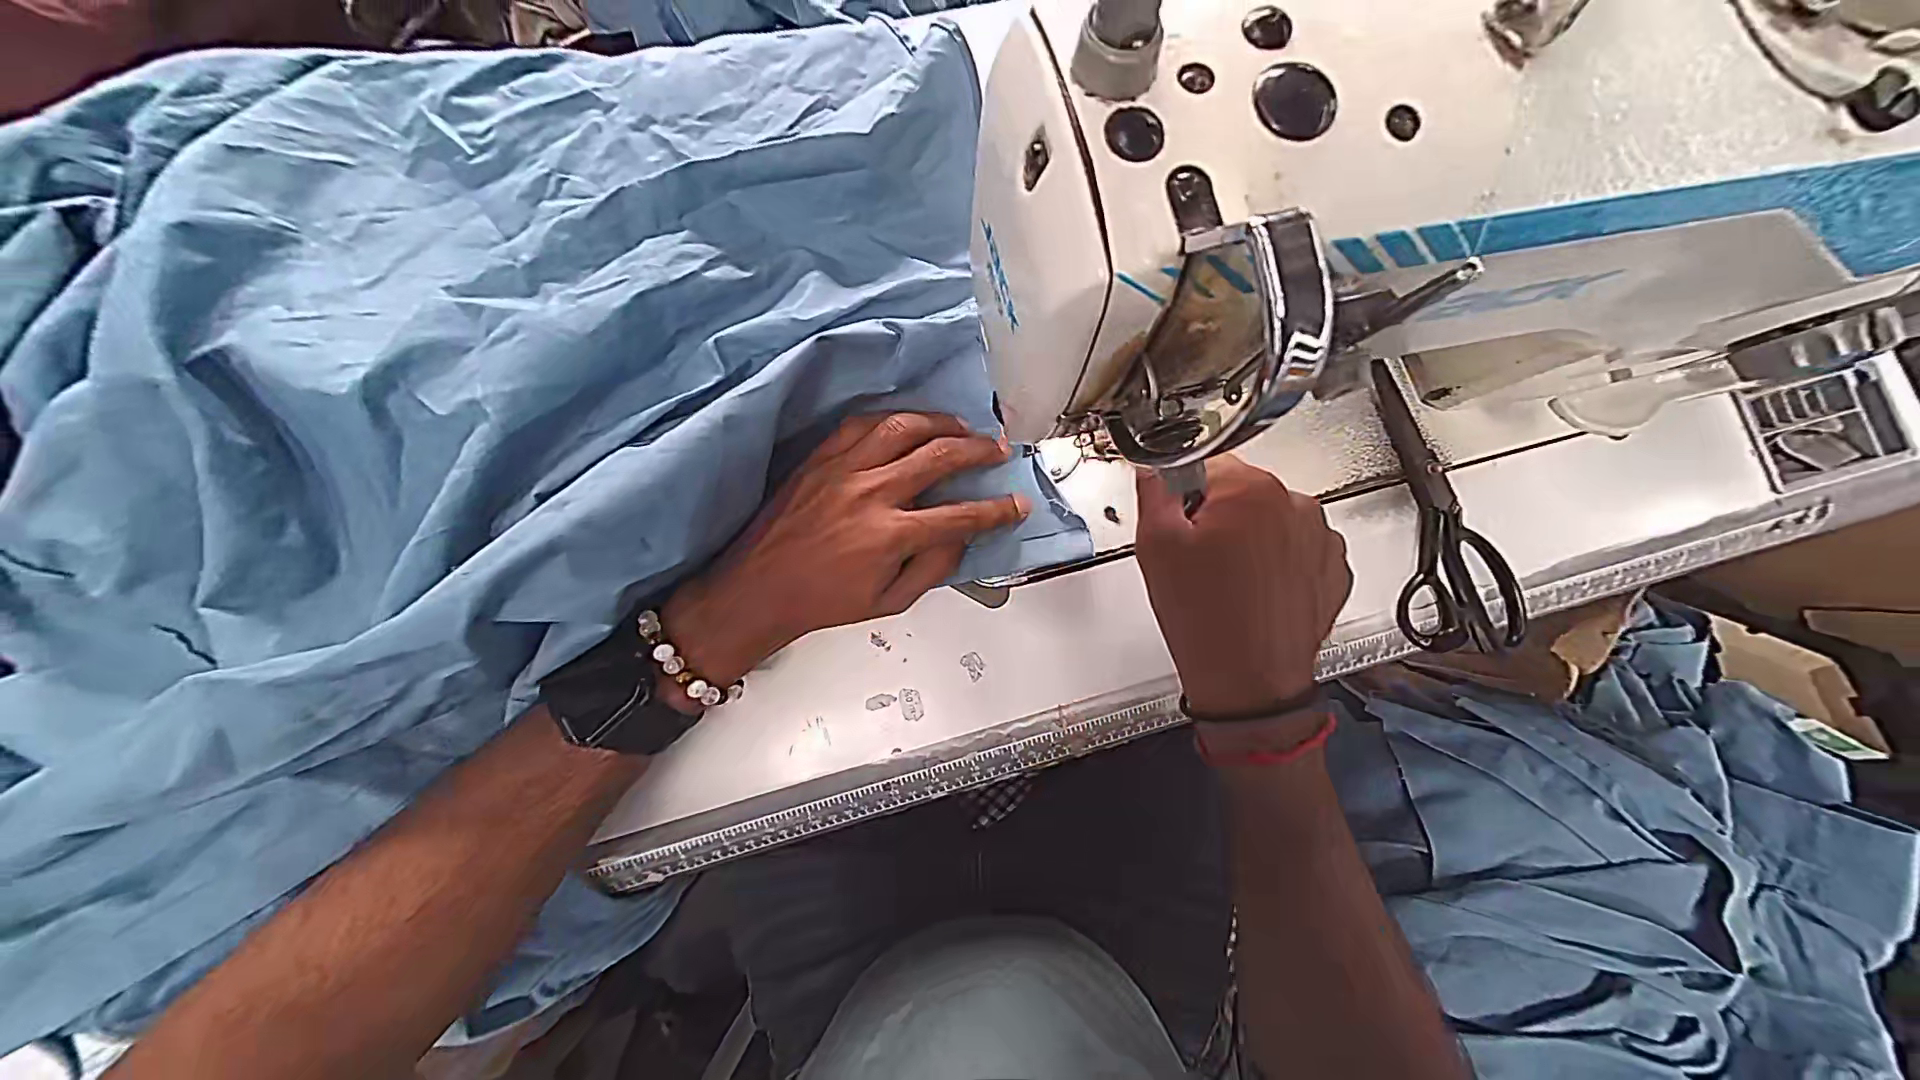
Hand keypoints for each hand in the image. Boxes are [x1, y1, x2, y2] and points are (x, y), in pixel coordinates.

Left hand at [661, 413, 1030, 695]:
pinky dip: (892, 418)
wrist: (759, 588)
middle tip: (996, 450)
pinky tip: (907, 423)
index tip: (1016, 504)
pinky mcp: (820, 459)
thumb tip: (961, 537)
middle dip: (979, 450)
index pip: (961, 515)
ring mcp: (843, 470)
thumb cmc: (821, 600)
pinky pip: (862, 423)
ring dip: (940, 422)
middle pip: (940, 456)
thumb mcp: (889, 602)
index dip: (997, 509)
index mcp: (889, 535)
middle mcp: (870, 494)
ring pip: (904, 427)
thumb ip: (933, 568)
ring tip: (960, 427)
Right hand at [1134, 456, 1351, 718]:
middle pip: (1241, 490)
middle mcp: (1296, 506)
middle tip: (1198, 558)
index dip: (1185, 492)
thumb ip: (1154, 493)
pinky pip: (1295, 547)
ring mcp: (1320, 538)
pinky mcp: (1331, 567)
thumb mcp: (1156, 547)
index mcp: (1252, 491)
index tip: (1179, 517)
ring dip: (1248, 538)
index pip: (1208, 462)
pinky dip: (1275, 561)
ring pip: (1269, 518)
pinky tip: (1252, 590)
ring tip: (1227, 580)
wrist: (1249, 681)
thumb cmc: (1207, 620)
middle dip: (1217, 515)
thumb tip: (1154, 469)